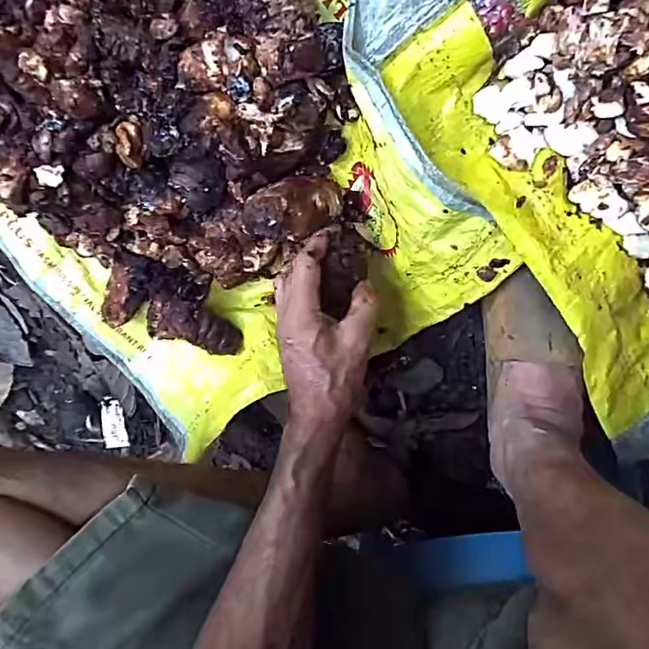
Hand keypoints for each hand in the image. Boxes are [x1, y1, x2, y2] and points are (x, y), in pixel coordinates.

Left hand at [275, 231, 377, 439]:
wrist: (316, 416)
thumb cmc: (335, 382)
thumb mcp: (357, 342)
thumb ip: (363, 307)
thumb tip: (365, 285)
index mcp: (298, 312)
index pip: (302, 265)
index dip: (317, 244)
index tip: (334, 232)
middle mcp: (284, 316)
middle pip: (287, 272)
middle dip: (306, 254)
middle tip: (332, 246)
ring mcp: (283, 327)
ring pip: (285, 286)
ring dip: (302, 270)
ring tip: (328, 265)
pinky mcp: (288, 336)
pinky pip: (290, 300)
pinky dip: (303, 287)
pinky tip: (323, 292)